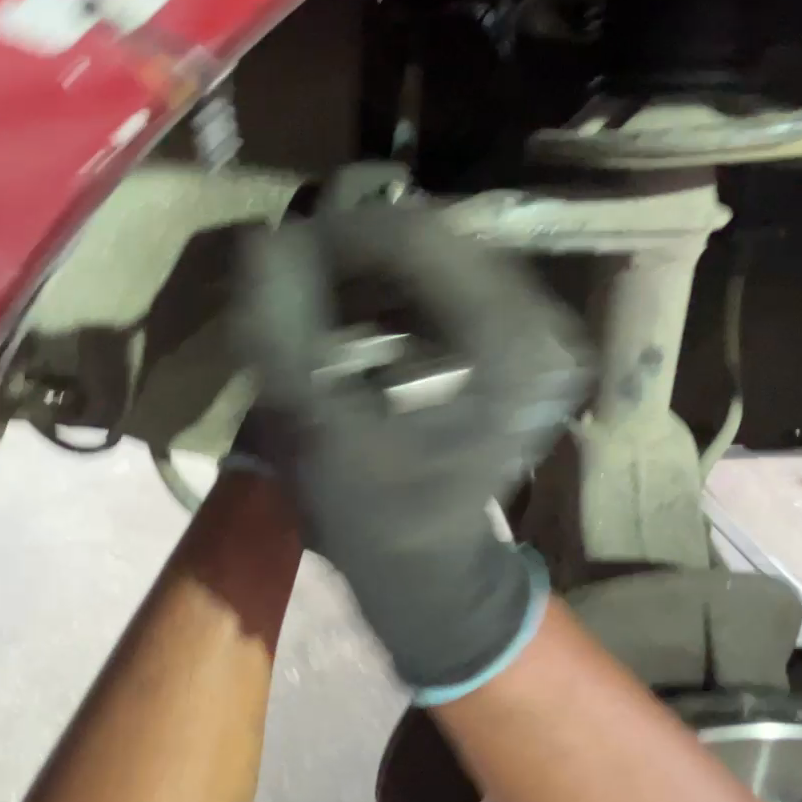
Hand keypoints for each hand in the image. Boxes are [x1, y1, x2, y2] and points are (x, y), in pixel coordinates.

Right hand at [228, 207, 592, 697]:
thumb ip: (279, 327)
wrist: (426, 566)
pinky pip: (444, 285)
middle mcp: (538, 325)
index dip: (336, 235)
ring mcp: (534, 333)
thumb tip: (264, 240)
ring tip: (314, 302)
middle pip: (427, 241)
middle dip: (347, 254)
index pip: (412, 239)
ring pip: (434, 257)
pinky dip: (388, 292)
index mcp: (503, 344)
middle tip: (291, 278)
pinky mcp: (517, 342)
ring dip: (365, 271)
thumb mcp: (311, 421)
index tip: (279, 255)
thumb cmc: (369, 509)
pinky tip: (349, 320)